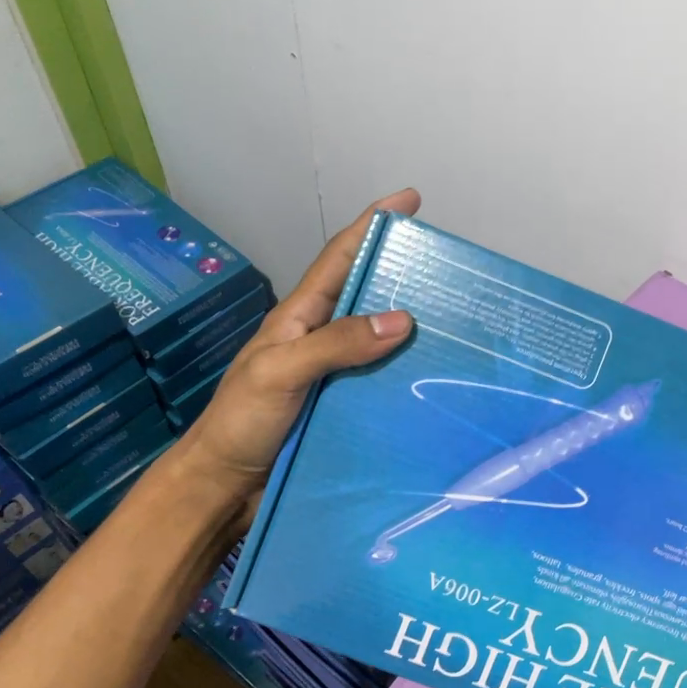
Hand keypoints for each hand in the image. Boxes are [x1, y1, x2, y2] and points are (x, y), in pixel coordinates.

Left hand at [164, 189, 421, 529]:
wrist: (225, 487)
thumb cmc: (241, 422)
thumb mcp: (281, 372)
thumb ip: (335, 344)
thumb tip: (403, 319)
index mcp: (299, 319)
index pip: (340, 260)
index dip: (371, 225)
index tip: (410, 200)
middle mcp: (321, 342)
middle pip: (370, 298)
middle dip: (405, 276)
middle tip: (453, 271)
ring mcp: (335, 379)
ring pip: (383, 345)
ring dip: (417, 333)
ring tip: (461, 326)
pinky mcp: (346, 413)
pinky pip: (385, 387)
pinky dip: (410, 380)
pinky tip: (440, 384)